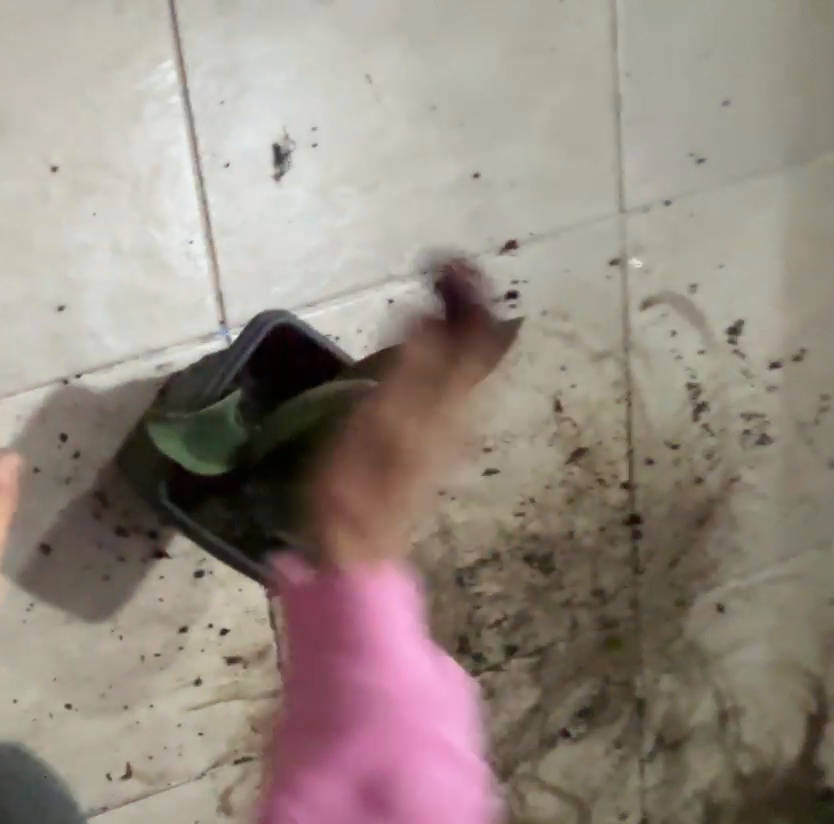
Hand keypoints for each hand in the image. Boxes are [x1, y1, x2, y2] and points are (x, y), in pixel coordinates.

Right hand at [308, 260, 508, 566]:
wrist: (358, 550)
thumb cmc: (354, 492)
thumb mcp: (374, 426)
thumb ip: (409, 370)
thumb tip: (431, 314)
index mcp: (446, 402)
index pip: (473, 334)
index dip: (464, 293)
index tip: (439, 262)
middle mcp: (461, 410)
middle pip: (479, 346)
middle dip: (465, 303)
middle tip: (440, 273)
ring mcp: (450, 429)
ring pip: (470, 366)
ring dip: (457, 327)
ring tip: (436, 302)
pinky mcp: (434, 444)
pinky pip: (454, 386)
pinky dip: (446, 357)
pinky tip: (426, 355)